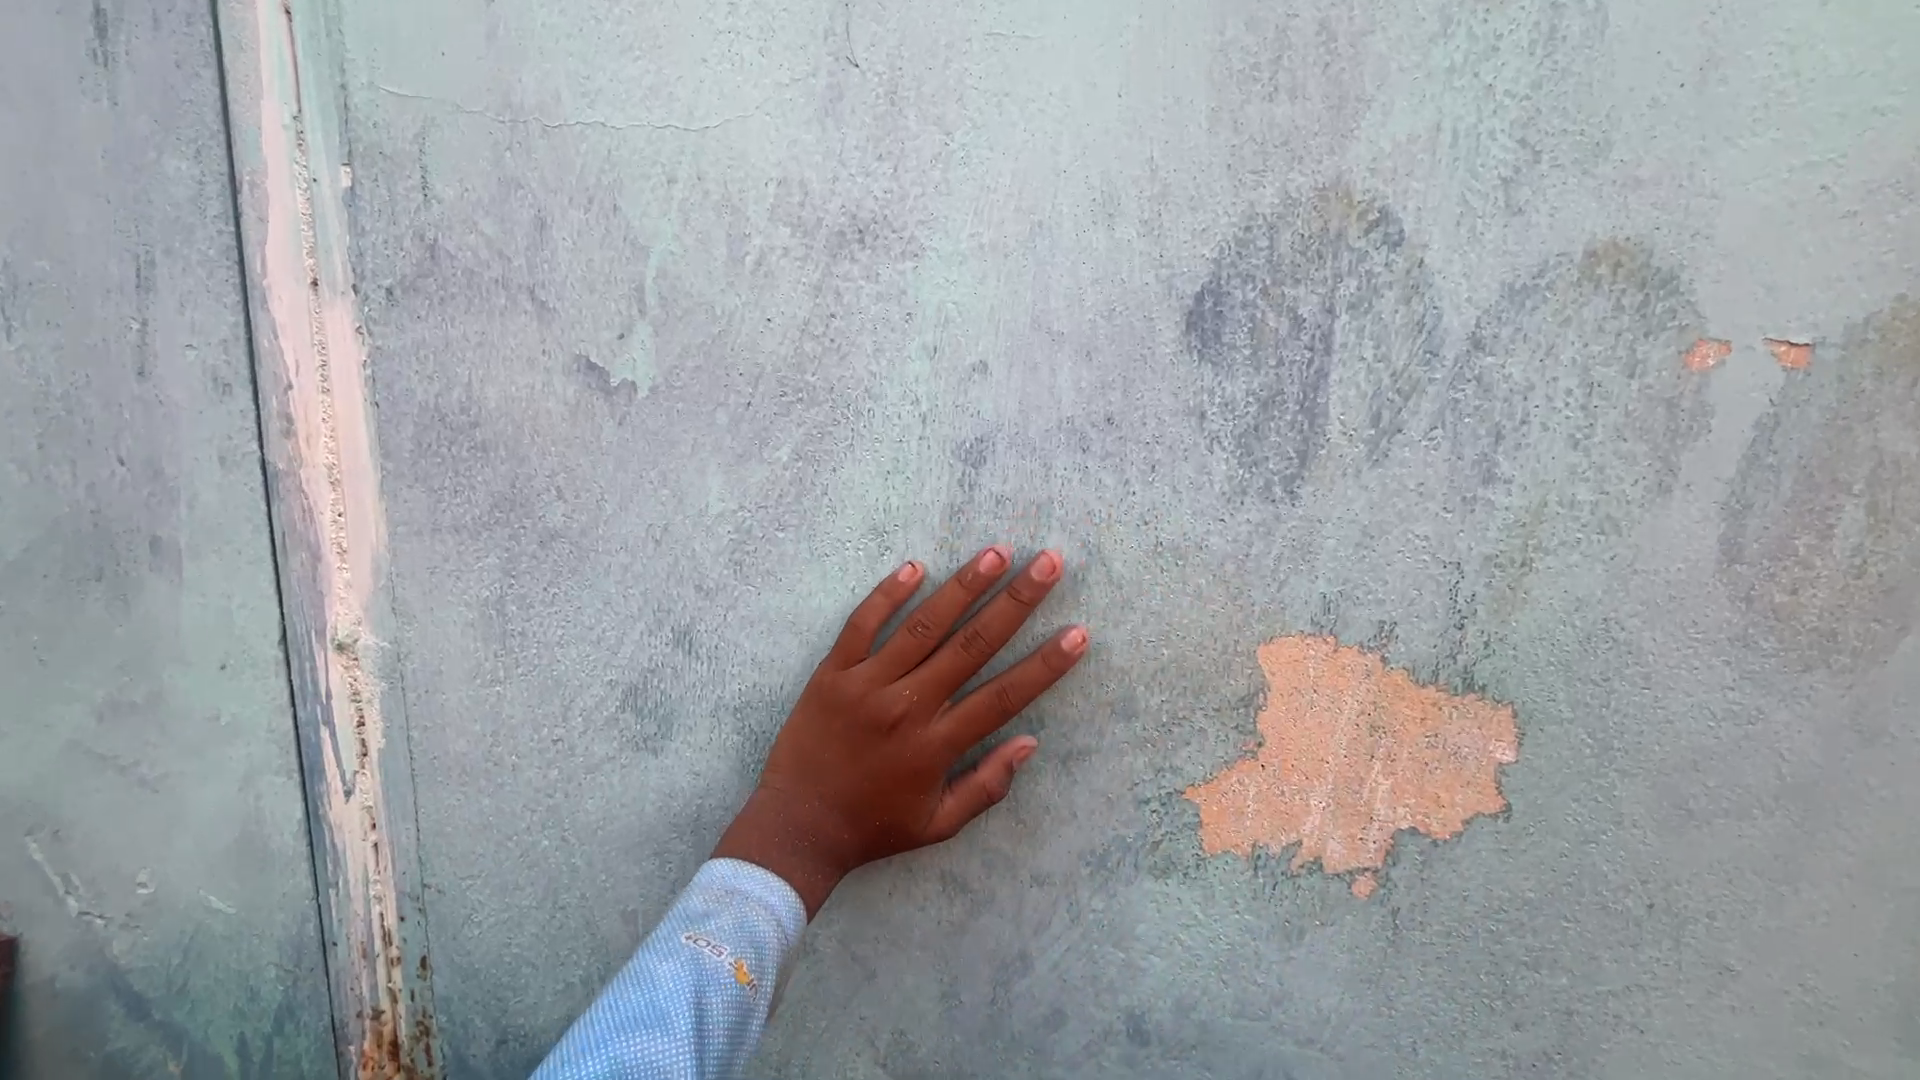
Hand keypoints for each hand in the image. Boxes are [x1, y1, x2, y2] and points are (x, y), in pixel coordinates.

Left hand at [713, 547, 1087, 916]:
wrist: (795, 827)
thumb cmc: (872, 828)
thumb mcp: (937, 826)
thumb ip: (986, 787)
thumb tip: (1030, 743)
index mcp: (937, 745)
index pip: (1004, 696)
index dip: (1045, 665)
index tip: (1078, 633)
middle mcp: (907, 706)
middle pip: (971, 645)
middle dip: (1017, 601)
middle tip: (1048, 564)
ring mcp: (866, 685)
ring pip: (923, 625)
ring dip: (963, 586)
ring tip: (997, 553)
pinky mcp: (832, 673)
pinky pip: (861, 624)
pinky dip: (887, 594)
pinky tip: (915, 566)